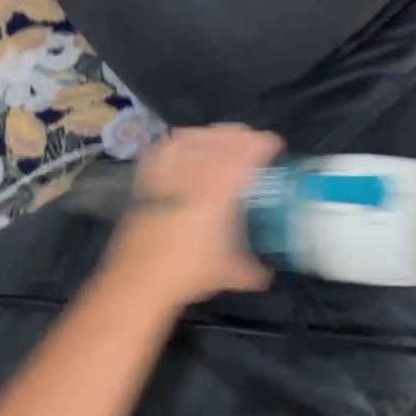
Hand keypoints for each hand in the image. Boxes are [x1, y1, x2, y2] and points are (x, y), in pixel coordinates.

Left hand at [100, 124, 284, 306]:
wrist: (138, 281)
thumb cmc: (190, 272)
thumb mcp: (233, 272)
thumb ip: (257, 268)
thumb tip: (268, 270)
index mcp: (223, 185)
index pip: (251, 148)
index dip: (267, 143)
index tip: (276, 148)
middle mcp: (197, 169)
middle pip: (224, 135)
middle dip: (243, 136)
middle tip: (253, 147)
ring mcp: (170, 169)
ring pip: (196, 135)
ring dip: (214, 135)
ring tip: (223, 143)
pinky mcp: (148, 175)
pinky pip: (167, 145)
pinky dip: (181, 140)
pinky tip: (187, 145)